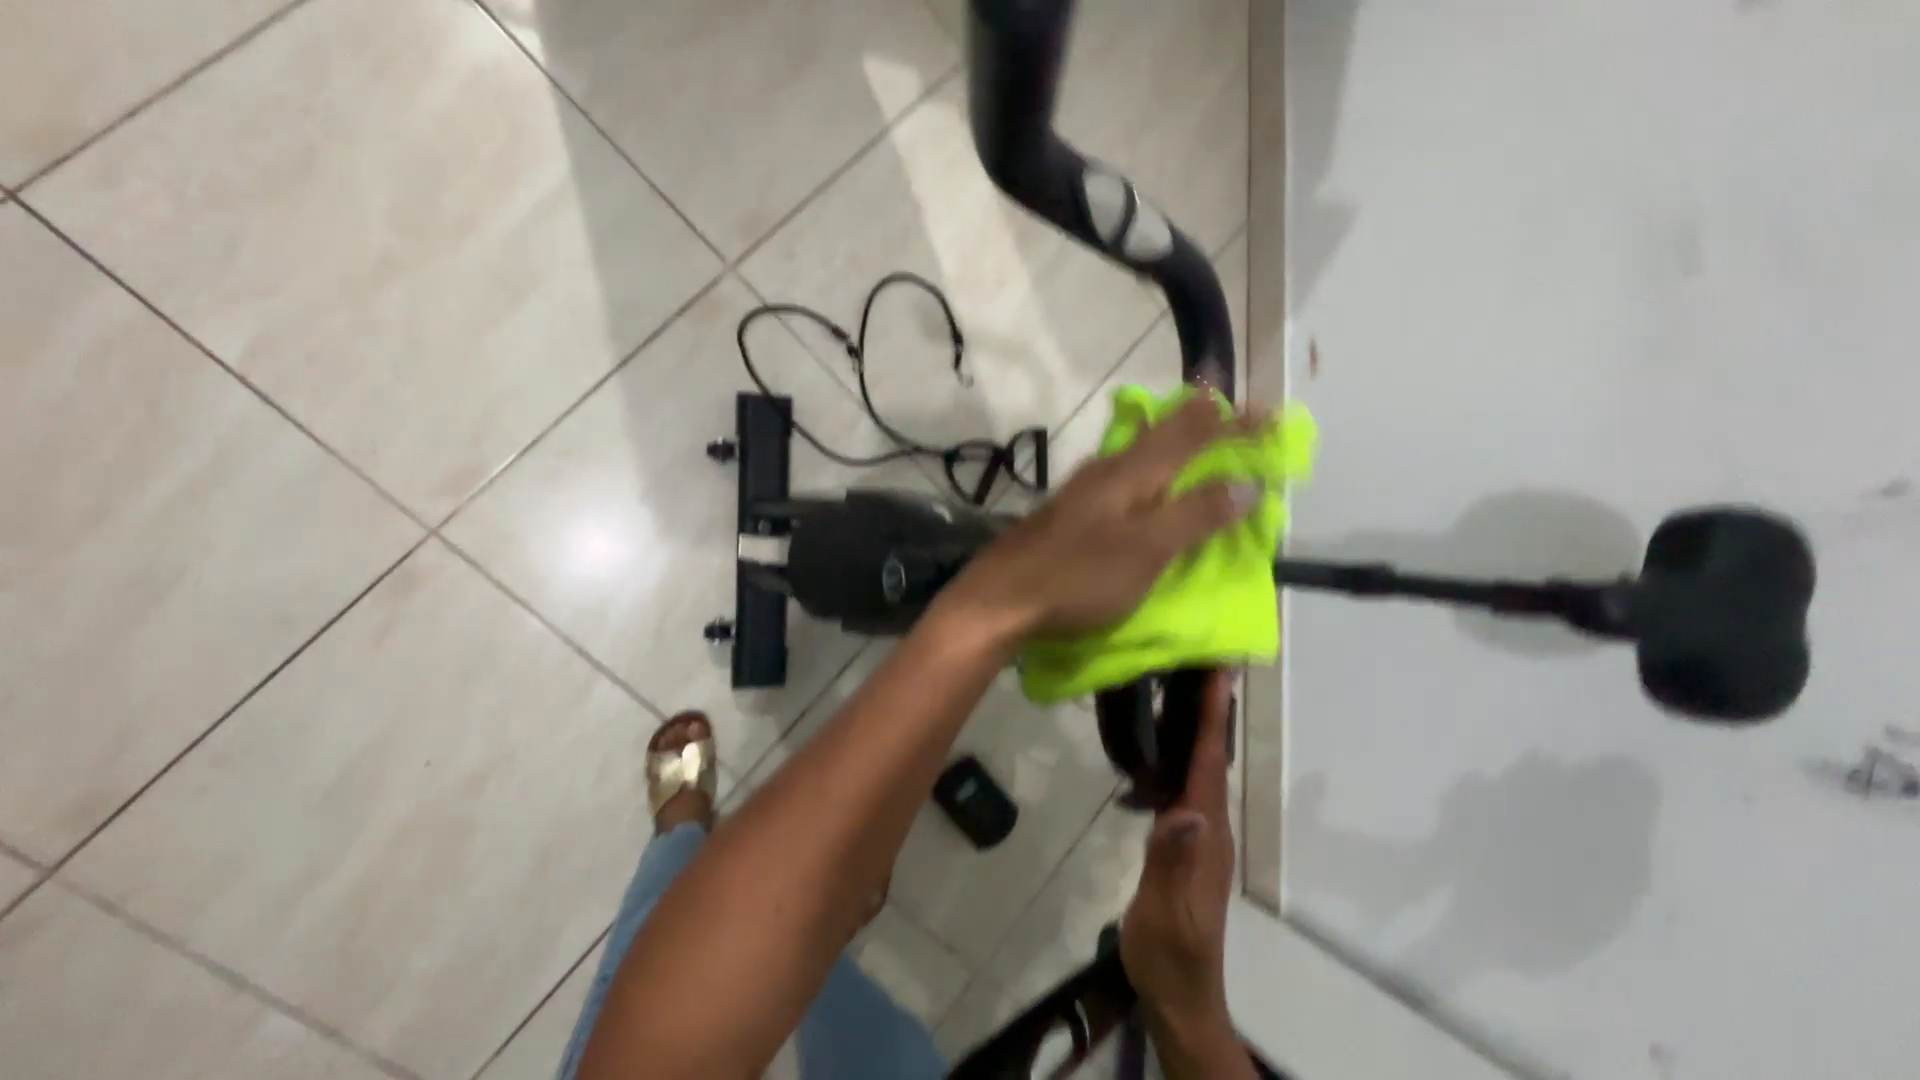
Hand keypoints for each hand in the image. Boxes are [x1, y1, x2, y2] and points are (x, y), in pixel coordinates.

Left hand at [946, 397, 1261, 639]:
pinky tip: (1136, 471)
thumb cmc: (1079, 577)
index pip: (1195, 435)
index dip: (1235, 425)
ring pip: (1137, 447)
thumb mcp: (1147, 549)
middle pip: (1161, 431)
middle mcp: (1108, 469)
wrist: (1001, 600)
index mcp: (1132, 472)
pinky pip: (1122, 470)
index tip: (1273, 415)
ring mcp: (1084, 489)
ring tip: (1188, 424)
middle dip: (1199, 415)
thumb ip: (1196, 515)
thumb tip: (1250, 482)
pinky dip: (1146, 461)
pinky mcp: (1070, 511)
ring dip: (1169, 433)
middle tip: (1224, 398)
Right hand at [1121, 670, 1236, 1040]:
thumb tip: (1189, 811)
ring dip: (1192, 734)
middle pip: (1211, 761)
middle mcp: (1209, 829)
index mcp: (1205, 835)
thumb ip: (1173, 861)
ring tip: (1173, 697)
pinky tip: (1150, 761)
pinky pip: (1182, 793)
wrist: (1179, 996)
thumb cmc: (1169, 953)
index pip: (1210, 767)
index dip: (1212, 720)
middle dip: (1208, 714)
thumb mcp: (1166, 911)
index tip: (1217, 675)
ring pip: (1198, 774)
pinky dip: (1173, 766)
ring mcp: (1199, 839)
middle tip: (1197, 667)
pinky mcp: (1186, 848)